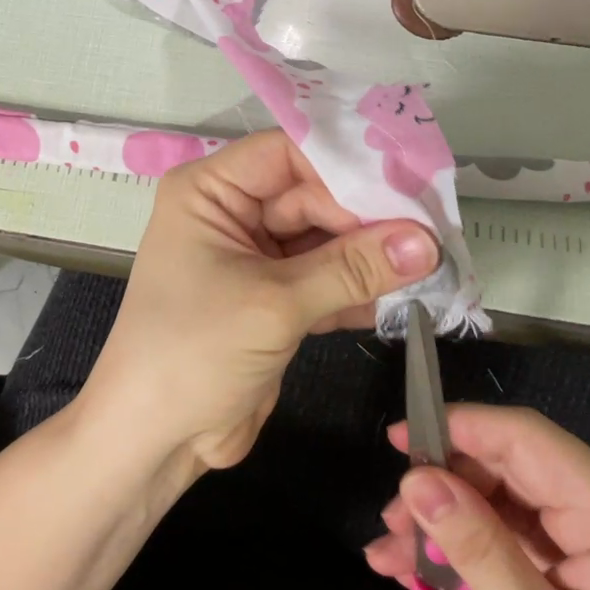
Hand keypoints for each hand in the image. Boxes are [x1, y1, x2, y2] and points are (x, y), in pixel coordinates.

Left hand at [76, 131, 440, 470]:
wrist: (154, 436)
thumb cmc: (194, 351)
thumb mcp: (275, 304)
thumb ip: (352, 269)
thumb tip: (426, 241)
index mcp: (209, 192)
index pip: (287, 153)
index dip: (347, 164)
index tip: (412, 182)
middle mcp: (230, 215)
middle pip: (313, 196)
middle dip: (369, 218)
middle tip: (435, 232)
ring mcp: (252, 260)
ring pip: (324, 241)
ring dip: (372, 257)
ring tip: (434, 263)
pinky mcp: (271, 302)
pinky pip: (324, 281)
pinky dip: (358, 290)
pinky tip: (406, 298)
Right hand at [365, 405, 589, 589]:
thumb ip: (480, 553)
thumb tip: (417, 480)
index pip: (528, 439)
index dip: (459, 426)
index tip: (396, 440)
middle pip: (513, 466)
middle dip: (445, 488)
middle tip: (389, 525)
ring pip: (509, 499)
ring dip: (450, 522)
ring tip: (393, 558)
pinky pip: (523, 533)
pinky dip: (475, 547)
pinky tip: (427, 570)